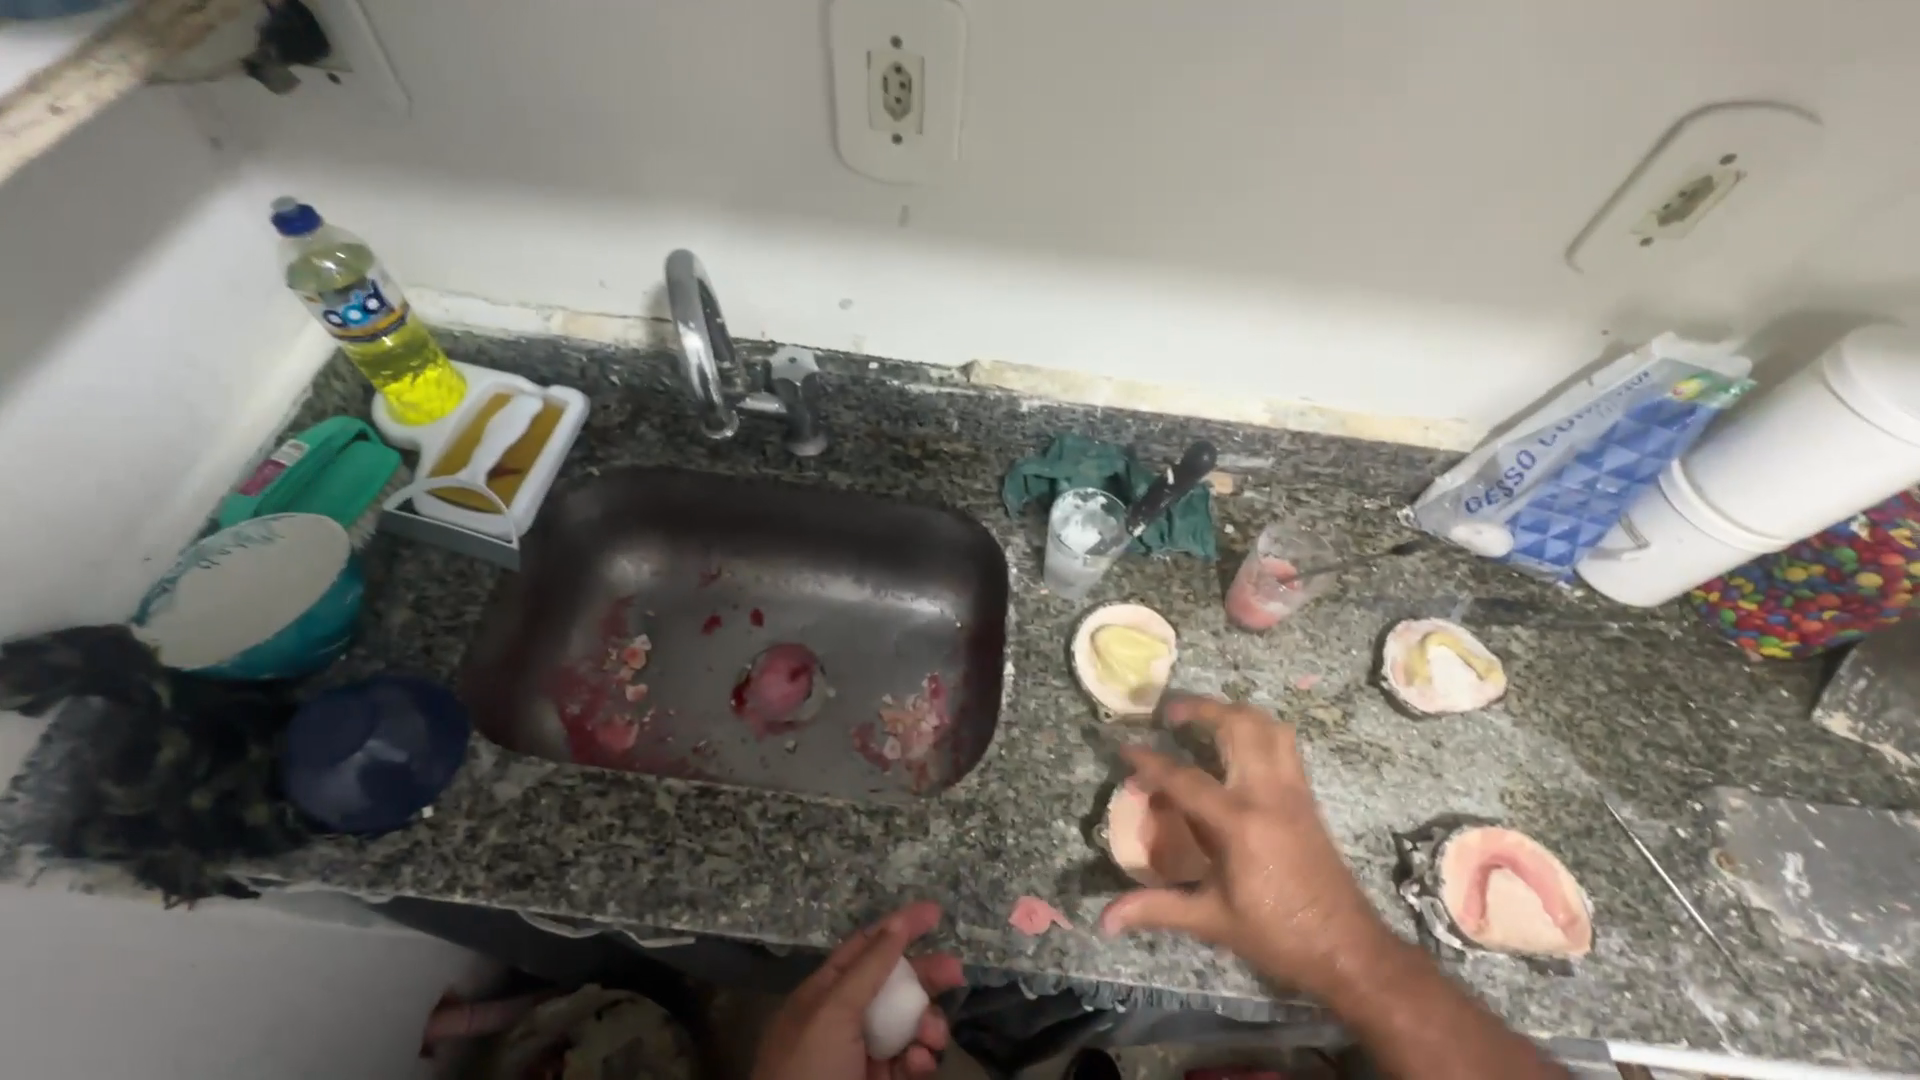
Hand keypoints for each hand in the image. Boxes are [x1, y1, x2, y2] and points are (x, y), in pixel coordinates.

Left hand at [751, 901, 964, 1079]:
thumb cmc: (808, 1070)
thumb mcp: (833, 1013)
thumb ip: (869, 968)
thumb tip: (898, 922)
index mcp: (824, 993)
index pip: (865, 946)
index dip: (898, 926)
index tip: (935, 913)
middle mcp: (845, 1018)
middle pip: (893, 983)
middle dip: (925, 975)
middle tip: (955, 972)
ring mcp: (864, 1053)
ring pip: (908, 1023)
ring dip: (928, 1022)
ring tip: (934, 1034)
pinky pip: (910, 1061)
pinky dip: (921, 1059)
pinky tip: (921, 1062)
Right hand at [1099, 696, 1388, 996]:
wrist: (1348, 950)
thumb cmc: (1277, 936)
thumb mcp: (1212, 921)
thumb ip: (1156, 909)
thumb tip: (1105, 920)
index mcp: (1239, 823)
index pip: (1184, 779)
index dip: (1150, 761)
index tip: (1125, 747)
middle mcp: (1268, 795)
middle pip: (1237, 726)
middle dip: (1201, 709)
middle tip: (1170, 712)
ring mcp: (1293, 792)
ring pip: (1269, 727)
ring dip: (1234, 712)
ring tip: (1205, 718)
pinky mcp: (1308, 798)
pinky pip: (1285, 745)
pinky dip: (1259, 731)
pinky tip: (1239, 746)